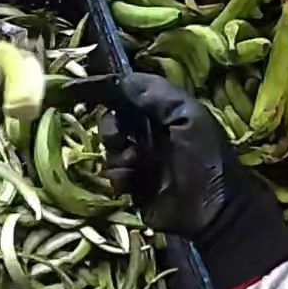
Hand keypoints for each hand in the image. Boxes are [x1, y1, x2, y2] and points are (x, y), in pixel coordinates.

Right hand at [103, 73, 287, 288]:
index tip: (74, 88)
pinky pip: (112, 174)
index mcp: (162, 111)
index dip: (102, 88)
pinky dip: (119, 175)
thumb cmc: (206, 157)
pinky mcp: (133, 185)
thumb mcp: (187, 116)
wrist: (213, 209)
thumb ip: (156, 95)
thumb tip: (121, 79)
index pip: (126, 92)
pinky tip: (133, 181)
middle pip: (111, 119)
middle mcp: (148, 132)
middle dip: (111, 126)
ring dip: (117, 153)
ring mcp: (139, 158)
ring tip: (135, 162)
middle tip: (121, 137)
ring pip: (108, 147)